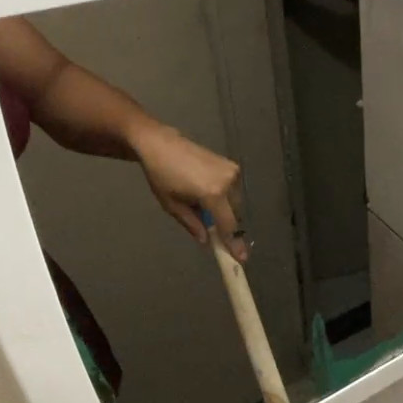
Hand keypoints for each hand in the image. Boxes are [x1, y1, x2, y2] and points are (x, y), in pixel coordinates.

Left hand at [128, 123, 249, 259]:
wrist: (161, 144)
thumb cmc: (161, 176)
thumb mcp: (172, 205)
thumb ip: (192, 225)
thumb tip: (207, 241)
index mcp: (212, 194)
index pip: (228, 224)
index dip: (233, 243)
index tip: (241, 258)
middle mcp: (228, 183)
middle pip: (234, 213)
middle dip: (226, 223)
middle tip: (214, 231)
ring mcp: (233, 172)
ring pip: (235, 201)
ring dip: (225, 208)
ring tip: (203, 204)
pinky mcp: (232, 165)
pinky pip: (234, 189)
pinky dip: (225, 196)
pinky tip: (207, 191)